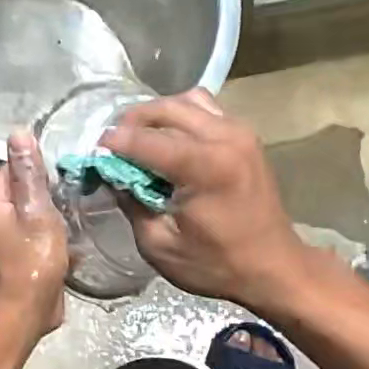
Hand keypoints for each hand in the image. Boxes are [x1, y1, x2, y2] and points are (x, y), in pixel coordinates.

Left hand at [0, 131, 68, 339]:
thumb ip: (29, 173)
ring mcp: (0, 238)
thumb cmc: (33, 261)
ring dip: (52, 217)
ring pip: (31, 213)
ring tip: (73, 221)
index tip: (64, 181)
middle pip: (22, 191)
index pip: (13, 167)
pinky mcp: (15, 256)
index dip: (40, 171)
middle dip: (48, 194)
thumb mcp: (37, 211)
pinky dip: (50, 236)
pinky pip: (34, 234)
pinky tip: (68, 243)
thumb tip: (19, 131)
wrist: (26, 312)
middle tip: (73, 201)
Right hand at [101, 89, 307, 307]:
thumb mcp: (160, 246)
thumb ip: (132, 205)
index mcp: (205, 167)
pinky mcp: (246, 137)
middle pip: (166, 109)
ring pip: (188, 101)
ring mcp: (240, 133)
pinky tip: (170, 140)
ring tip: (140, 138)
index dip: (114, 143)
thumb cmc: (217, 265)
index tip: (94, 151)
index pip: (147, 140)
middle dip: (132, 121)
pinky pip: (207, 110)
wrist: (273, 267)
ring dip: (158, 114)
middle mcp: (225, 138)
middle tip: (113, 143)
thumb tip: (113, 175)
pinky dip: (182, 117)